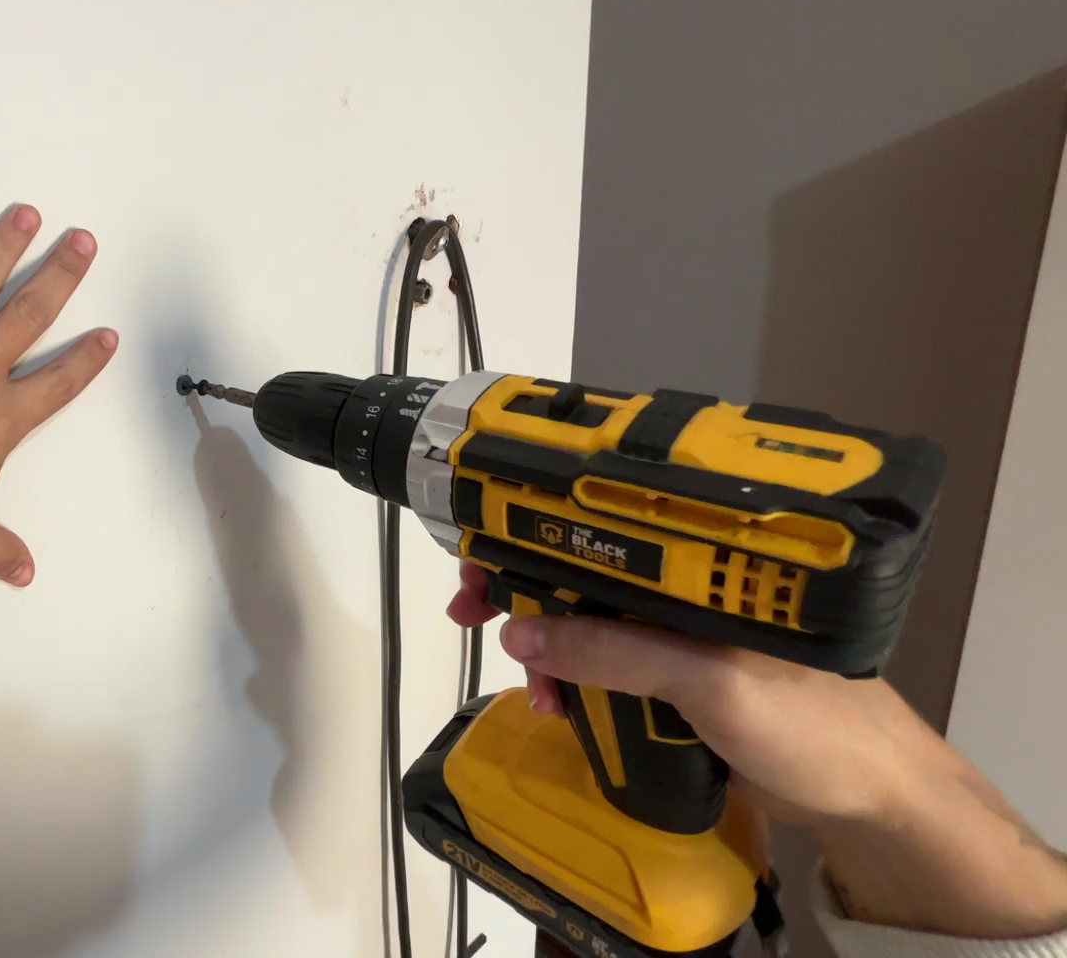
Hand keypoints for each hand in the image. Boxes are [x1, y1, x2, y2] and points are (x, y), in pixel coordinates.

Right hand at [447, 560, 1066, 937]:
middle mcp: (668, 592)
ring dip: (539, 651)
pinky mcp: (658, 675)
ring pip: (572, 624)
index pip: (592, 532)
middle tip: (466, 611)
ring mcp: (662, 634)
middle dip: (513, 592)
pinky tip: (560, 707)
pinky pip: (590, 666)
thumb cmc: (812, 726)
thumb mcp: (707, 683)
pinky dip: (564, 682)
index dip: (525, 534)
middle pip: (570, 575)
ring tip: (537, 693)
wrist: (872, 806)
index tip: (475, 556)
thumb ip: (613, 654)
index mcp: (688, 569)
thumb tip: (515, 633)